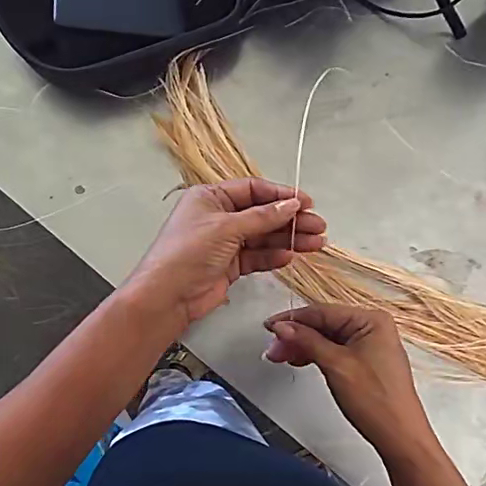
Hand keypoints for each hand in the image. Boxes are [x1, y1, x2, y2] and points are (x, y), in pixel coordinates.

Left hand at [123, 178, 327, 324]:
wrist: (168, 296)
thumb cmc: (186, 254)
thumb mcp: (226, 228)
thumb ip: (262, 217)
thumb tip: (290, 205)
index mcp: (209, 198)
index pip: (251, 190)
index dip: (280, 195)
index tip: (306, 202)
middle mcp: (216, 217)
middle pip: (261, 213)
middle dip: (289, 219)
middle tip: (317, 225)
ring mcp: (223, 242)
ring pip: (262, 236)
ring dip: (288, 238)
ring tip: (315, 242)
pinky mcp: (228, 265)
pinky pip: (257, 256)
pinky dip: (273, 256)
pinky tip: (290, 255)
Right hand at [263, 304, 440, 459]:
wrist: (399, 437)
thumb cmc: (377, 401)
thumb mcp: (335, 364)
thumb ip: (306, 340)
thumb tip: (283, 326)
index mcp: (371, 321)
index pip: (322, 312)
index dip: (292, 320)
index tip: (270, 326)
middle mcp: (373, 328)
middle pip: (322, 324)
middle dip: (295, 336)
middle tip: (274, 348)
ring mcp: (370, 345)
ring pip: (325, 337)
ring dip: (301, 346)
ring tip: (281, 356)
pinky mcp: (365, 361)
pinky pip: (333, 349)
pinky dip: (314, 354)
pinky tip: (299, 360)